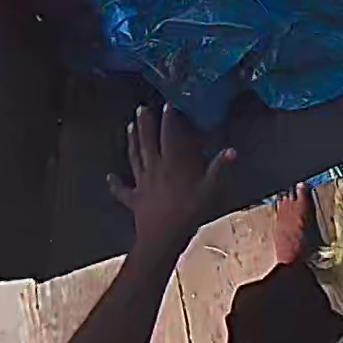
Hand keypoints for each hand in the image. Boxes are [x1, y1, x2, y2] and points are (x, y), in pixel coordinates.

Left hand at [107, 104, 234, 260]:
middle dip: (145, 124)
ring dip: (132, 141)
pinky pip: (122, 190)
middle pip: (147, 141)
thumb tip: (232, 150)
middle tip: (141, 108)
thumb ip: (219, 168)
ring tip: (129, 126)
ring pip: (135, 157)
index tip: (167, 104)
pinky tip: (109, 177)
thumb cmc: (188, 212)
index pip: (169, 135)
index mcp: (172, 163)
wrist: (162, 238)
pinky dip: (115, 184)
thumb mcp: (209, 189)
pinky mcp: (134, 199)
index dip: (168, 119)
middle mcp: (154, 168)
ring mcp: (142, 183)